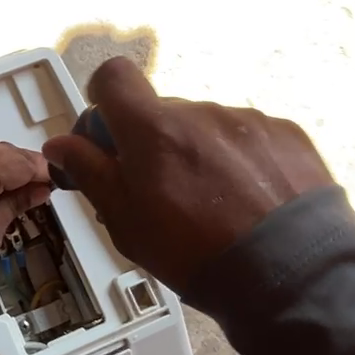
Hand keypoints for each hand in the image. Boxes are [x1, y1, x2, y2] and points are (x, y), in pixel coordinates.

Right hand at [42, 58, 334, 287]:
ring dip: (200, 152)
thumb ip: (89, 172)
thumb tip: (60, 145)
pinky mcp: (287, 135)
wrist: (295, 278)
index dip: (105, 97)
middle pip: (161, 110)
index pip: (114, 76)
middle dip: (154, 140)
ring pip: (205, 126)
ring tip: (216, 204)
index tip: (110, 131)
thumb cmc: (195, 253)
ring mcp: (247, 121)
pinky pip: (249, 137)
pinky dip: (242, 160)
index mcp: (152, 128)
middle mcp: (199, 112)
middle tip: (163, 189)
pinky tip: (250, 201)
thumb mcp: (125, 221)